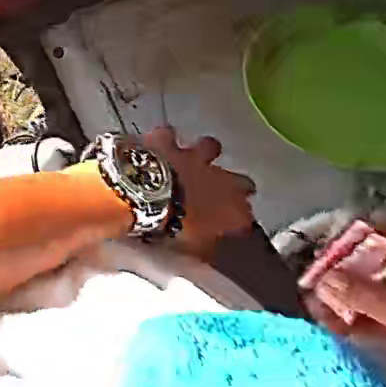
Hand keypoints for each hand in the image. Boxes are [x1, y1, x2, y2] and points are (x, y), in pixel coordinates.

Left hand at [140, 127, 255, 256]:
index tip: (224, 223)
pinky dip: (162, 137)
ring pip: (211, 146)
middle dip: (233, 185)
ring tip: (189, 157)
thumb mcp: (190, 246)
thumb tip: (205, 253)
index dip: (234, 220)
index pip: (245, 218)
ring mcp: (193, 156)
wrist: (140, 189)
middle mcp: (221, 181)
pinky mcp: (165, 140)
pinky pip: (167, 133)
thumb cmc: (168, 223)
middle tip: (215, 190)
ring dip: (202, 151)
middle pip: (242, 182)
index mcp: (233, 212)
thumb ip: (203, 247)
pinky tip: (154, 140)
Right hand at [309, 226, 385, 386]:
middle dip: (347, 269)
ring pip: (378, 295)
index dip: (370, 236)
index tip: (326, 237)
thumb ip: (379, 304)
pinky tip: (328, 321)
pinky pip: (376, 320)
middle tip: (312, 273)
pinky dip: (350, 318)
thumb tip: (324, 277)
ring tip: (313, 301)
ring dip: (343, 295)